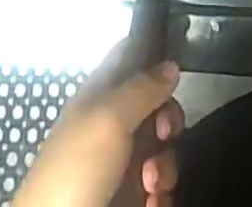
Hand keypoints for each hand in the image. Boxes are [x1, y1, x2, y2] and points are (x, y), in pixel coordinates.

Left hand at [12, 50, 183, 206]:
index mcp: (101, 94)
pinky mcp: (129, 196)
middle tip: (164, 135)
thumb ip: (142, 89)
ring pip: (161, 150)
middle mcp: (113, 123)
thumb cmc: (77, 167)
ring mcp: (121, 162)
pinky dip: (161, 196)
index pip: (130, 59)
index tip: (173, 79)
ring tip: (150, 186)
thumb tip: (171, 65)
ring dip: (165, 167)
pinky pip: (159, 188)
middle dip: (169, 121)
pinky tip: (152, 204)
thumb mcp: (109, 118)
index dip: (155, 62)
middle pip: (155, 107)